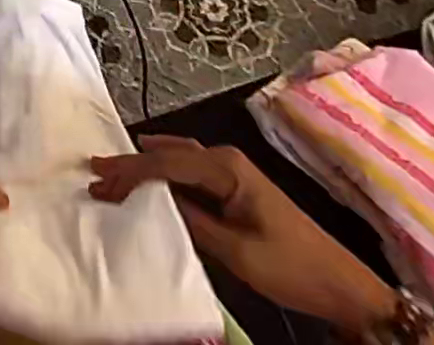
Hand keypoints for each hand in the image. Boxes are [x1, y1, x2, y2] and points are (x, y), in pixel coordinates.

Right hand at [89, 135, 397, 331]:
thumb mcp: (236, 252)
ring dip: (145, 163)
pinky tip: (150, 163)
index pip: (167, 163)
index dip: (130, 170)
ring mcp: (231, 168)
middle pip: (169, 154)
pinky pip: (189, 166)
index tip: (98, 179)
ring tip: (113, 170)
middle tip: (96, 172)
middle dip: (132, 162)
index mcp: (226, 169)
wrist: (338, 280)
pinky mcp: (233, 182)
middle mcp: (226, 159)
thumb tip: (156, 199)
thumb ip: (194, 221)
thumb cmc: (289, 266)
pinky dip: (164, 166)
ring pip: (178, 156)